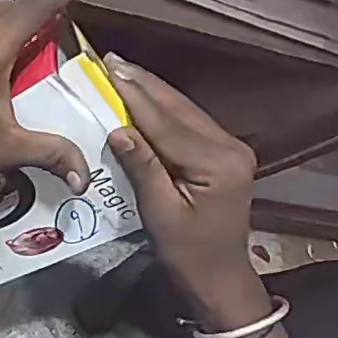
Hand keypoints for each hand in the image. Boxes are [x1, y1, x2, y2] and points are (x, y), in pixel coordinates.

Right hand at [102, 55, 268, 329]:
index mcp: (217, 163)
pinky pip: (188, 125)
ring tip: (121, 70)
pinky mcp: (223, 155)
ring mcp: (229, 149)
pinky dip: (162, 110)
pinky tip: (142, 97)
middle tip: (110, 60)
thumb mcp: (160, 214)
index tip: (108, 69)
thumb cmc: (189, 254)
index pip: (166, 123)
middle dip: (142, 84)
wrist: (220, 277)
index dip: (134, 96)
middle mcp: (229, 147)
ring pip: (184, 111)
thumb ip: (142, 168)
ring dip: (151, 92)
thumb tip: (118, 129)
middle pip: (178, 108)